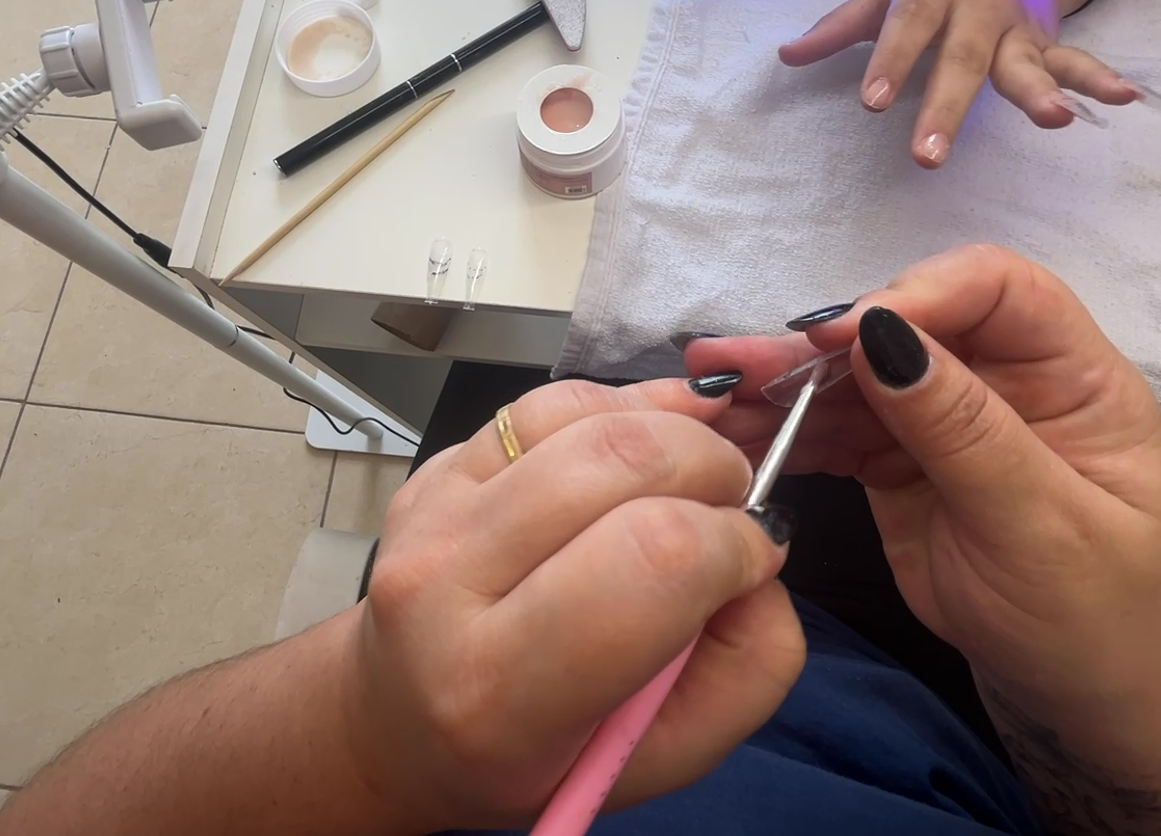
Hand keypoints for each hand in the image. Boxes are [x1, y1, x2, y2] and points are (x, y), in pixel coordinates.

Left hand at [341, 379, 802, 829]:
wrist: (400, 715)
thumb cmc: (531, 753)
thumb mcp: (660, 757)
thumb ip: (746, 669)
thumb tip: (760, 558)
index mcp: (500, 685)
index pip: (648, 559)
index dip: (730, 541)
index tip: (754, 554)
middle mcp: (446, 582)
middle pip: (613, 462)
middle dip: (709, 464)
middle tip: (732, 496)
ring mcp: (432, 507)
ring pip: (577, 414)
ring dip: (666, 422)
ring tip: (694, 462)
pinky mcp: (434, 465)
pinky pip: (541, 403)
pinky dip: (616, 403)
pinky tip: (643, 433)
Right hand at [684, 245, 1160, 746]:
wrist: (1063, 695)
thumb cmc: (1090, 619)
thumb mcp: (1040, 528)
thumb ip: (962, 429)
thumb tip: (881, 338)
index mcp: (1068, 377)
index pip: (996, 290)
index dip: (921, 292)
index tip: (845, 335)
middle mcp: (995, 379)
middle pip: (897, 328)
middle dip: (815, 344)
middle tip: (737, 361)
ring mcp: (934, 416)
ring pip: (848, 377)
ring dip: (779, 383)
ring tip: (711, 387)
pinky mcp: (888, 454)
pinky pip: (828, 428)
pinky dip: (781, 429)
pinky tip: (733, 430)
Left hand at [779, 0, 1140, 168]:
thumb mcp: (879, 2)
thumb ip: (835, 31)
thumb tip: (784, 54)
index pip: (903, 31)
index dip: (889, 63)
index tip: (871, 104)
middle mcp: (974, 12)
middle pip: (961, 60)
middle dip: (947, 107)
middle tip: (928, 156)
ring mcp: (1016, 30)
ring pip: (1026, 62)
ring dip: (1040, 91)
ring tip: (1054, 119)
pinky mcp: (1048, 43)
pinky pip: (1075, 60)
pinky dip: (1097, 78)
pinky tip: (1122, 100)